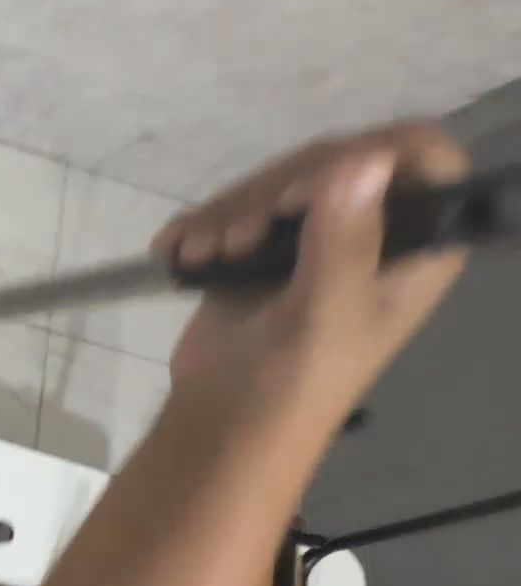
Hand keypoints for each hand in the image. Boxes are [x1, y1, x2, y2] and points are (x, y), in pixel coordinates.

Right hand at [152, 121, 469, 426]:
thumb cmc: (291, 382)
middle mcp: (364, 235)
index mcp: (412, 242)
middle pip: (324, 167)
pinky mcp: (246, 264)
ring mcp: (299, 249)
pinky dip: (191, 230)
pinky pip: (222, 221)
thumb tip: (360, 159)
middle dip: (265, 195)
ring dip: (221, 215)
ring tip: (196, 256)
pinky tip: (170, 252)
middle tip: (232, 241)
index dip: (358, 160)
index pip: (414, 159)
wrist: (222, 426)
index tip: (296, 198)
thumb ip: (344, 241)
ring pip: (267, 190)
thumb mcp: (325, 314)